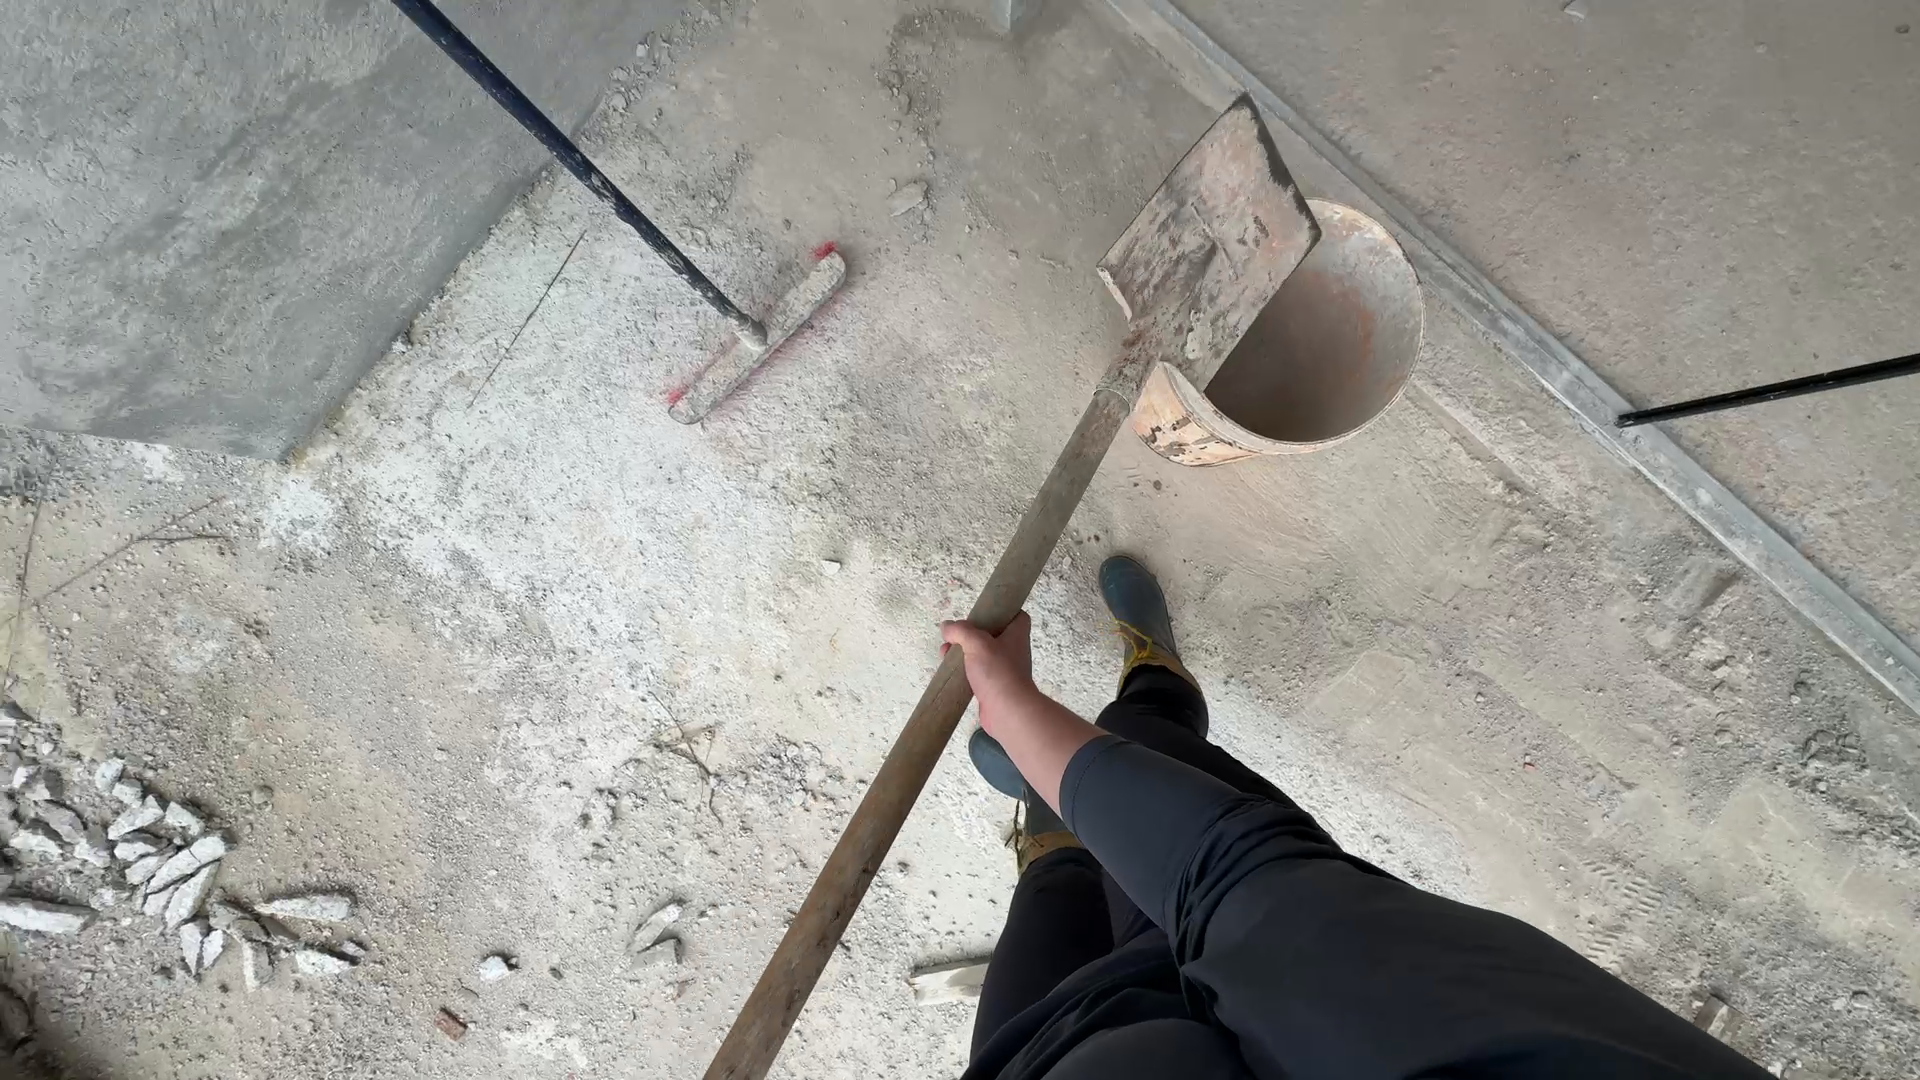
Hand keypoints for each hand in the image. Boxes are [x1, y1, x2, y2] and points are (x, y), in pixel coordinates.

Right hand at [940, 610, 1098, 811]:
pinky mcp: (993, 686)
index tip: (983, 612)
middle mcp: (1013, 649)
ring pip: (981, 654)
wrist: (1007, 711)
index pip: (1015, 615)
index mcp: (1016, 634)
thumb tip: (947, 627)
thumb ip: (961, 631)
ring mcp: (1004, 669)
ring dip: (962, 652)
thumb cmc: (997, 671)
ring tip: (945, 654)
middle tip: (953, 637)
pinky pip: (976, 673)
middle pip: (990, 634)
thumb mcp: (977, 643)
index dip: (1000, 611)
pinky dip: (963, 671)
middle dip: (969, 634)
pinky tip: (950, 672)